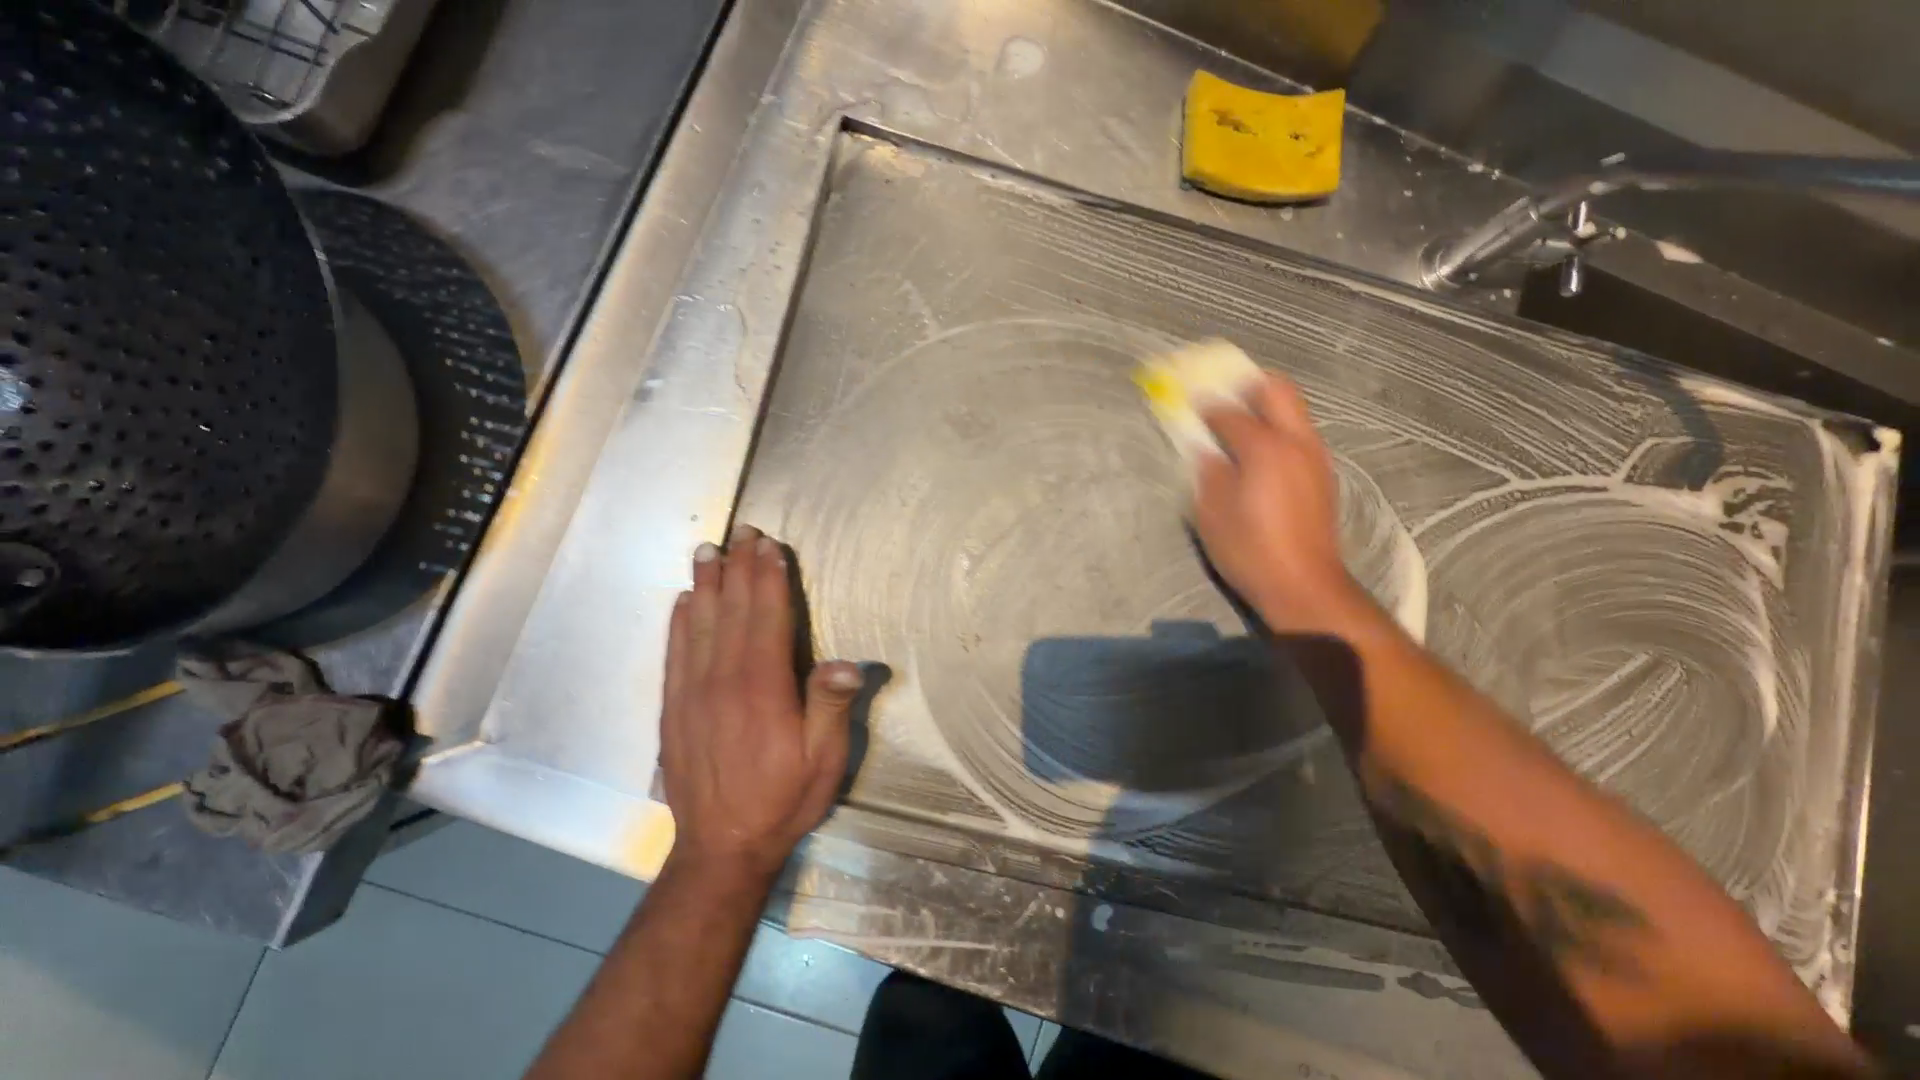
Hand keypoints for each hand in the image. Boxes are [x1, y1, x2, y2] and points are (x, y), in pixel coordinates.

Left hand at [660, 524, 861, 881]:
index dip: (769, 577)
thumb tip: (845, 662)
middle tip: (741, 530)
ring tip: (708, 550)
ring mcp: (692, 692)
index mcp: (763, 688)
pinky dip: (679, 622)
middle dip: (739, 568)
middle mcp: (723, 680)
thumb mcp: (822, 762)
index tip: (769, 544)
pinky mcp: (673, 708)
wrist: (721, 846)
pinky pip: (674, 653)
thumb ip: (829, 708)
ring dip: (706, 584)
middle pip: (733, 611)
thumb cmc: (783, 800)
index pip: (767, 617)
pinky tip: (684, 601)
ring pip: (699, 624)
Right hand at [1195, 373, 1369, 631]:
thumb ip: (1207, 473)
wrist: (1304, 585)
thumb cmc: (1250, 551)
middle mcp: (1296, 442)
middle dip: (1247, 386)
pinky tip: (1260, 460)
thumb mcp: (1212, 514)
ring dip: (1266, 410)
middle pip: (1277, 389)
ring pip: (1293, 411)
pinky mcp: (1324, 475)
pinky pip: (1300, 436)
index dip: (1205, 407)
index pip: (1229, 412)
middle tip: (1223, 400)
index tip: (1188, 405)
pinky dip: (1279, 433)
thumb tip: (1206, 452)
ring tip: (1240, 430)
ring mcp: (1315, 456)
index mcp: (1264, 448)